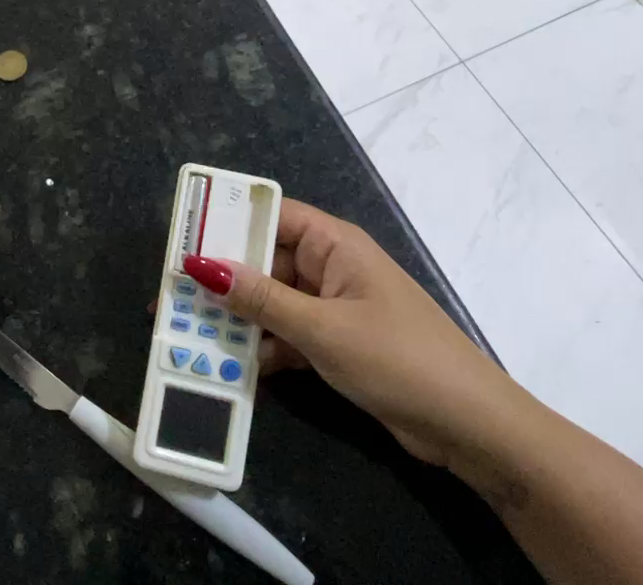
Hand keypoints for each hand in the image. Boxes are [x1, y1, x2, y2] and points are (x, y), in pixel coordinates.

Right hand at [183, 200, 539, 486]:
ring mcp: (334, 307)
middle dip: (221, 278)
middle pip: (264, 260)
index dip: (225, 222)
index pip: (270, 215)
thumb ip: (260, 299)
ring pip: (271, 300)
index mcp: (335, 244)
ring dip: (237, 317)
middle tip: (171, 294)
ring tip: (187, 332)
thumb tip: (199, 265)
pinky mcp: (337, 343)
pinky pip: (287, 333)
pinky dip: (262, 347)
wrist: (471, 427)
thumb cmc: (399, 359)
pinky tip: (229, 364)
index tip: (179, 238)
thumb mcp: (322, 329)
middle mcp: (331, 266)